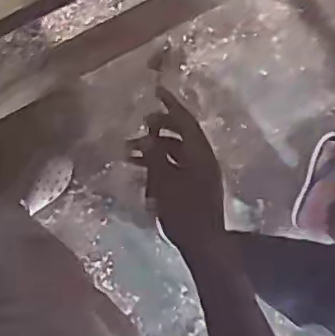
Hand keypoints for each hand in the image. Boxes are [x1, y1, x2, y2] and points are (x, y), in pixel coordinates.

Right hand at [128, 86, 226, 250]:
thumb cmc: (185, 213)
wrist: (204, 244)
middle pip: (182, 133)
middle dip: (161, 126)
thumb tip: (145, 137)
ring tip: (130, 150)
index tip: (157, 90)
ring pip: (176, 150)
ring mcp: (201, 173)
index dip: (171, 105)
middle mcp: (203, 159)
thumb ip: (155, 158)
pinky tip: (141, 168)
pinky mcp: (195, 185)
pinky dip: (160, 162)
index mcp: (200, 154)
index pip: (185, 121)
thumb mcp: (165, 184)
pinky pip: (176, 164)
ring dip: (156, 147)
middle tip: (141, 124)